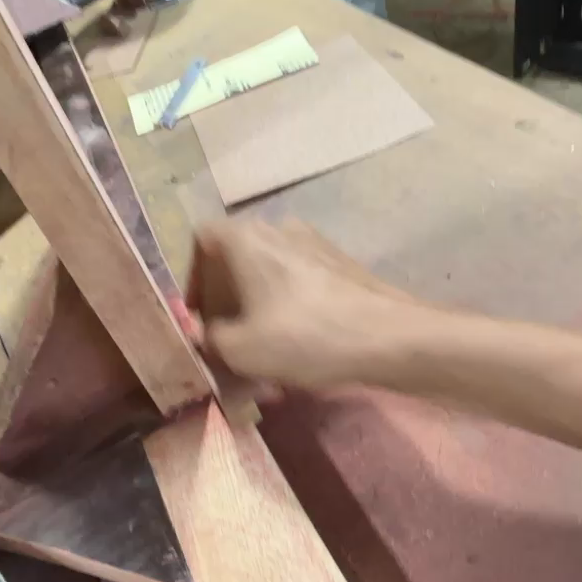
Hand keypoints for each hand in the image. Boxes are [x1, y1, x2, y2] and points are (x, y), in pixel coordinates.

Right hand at [188, 218, 421, 389]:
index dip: (191, 278)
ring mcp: (315, 243)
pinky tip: (298, 348)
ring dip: (258, 309)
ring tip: (263, 353)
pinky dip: (288, 309)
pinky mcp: (340, 264)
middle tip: (227, 341)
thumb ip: (210, 339)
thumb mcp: (241, 350)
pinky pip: (298, 282)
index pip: (201, 239)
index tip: (199, 317)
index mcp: (247, 237)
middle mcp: (279, 228)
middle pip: (236, 258)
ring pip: (269, 273)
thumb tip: (207, 335)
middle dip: (227, 301)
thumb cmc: (305, 337)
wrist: (389, 338)